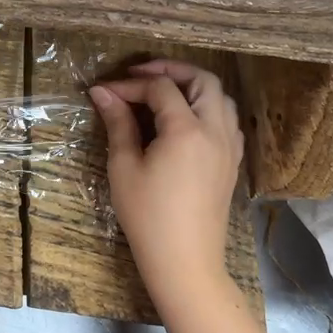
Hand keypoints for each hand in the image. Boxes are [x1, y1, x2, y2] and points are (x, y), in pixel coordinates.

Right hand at [88, 60, 243, 292]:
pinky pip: (227, 121)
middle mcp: (215, 132)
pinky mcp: (231, 164)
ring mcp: (229, 149)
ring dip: (192, 87)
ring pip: (221, 99)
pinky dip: (206, 108)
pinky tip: (182, 121)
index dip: (130, 84)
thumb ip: (118, 123)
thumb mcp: (124, 166)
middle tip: (139, 76)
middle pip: (203, 81)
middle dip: (171, 71)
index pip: (160, 88)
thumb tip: (102, 92)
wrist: (185, 262)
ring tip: (160, 94)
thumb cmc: (148, 215)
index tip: (104, 92)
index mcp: (187, 131)